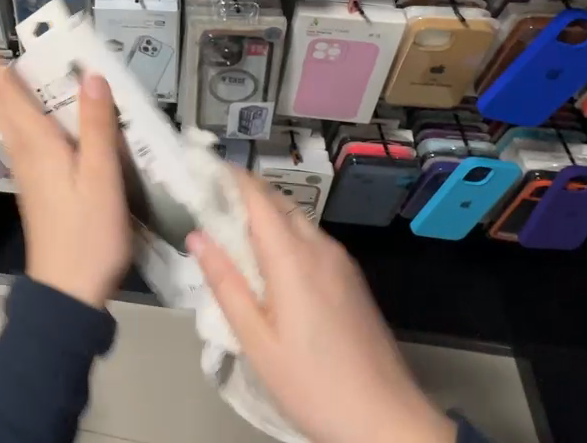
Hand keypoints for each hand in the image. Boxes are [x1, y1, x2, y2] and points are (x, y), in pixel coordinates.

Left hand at [0, 27, 131, 308]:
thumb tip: (91, 76)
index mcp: (36, 142)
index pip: (2, 90)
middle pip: (0, 100)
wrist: (67, 291)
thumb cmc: (86, 234)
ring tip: (19, 62)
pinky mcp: (35, 182)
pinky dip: (23, 109)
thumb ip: (98, 126)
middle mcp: (24, 149)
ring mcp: (26, 167)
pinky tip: (44, 112)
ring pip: (8, 116)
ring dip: (6, 86)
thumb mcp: (101, 178)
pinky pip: (22, 133)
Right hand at [188, 171, 453, 442]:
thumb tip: (197, 235)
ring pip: (296, 220)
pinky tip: (269, 263)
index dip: (228, 176)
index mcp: (292, 257)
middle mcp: (319, 248)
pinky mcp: (352, 281)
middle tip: (207, 202)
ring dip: (264, 214)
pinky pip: (311, 240)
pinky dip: (284, 235)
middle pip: (277, 201)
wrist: (389, 423)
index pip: (257, 195)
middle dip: (243, 193)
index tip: (199, 169)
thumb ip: (225, 283)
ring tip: (231, 232)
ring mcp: (341, 263)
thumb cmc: (313, 383)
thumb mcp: (256, 340)